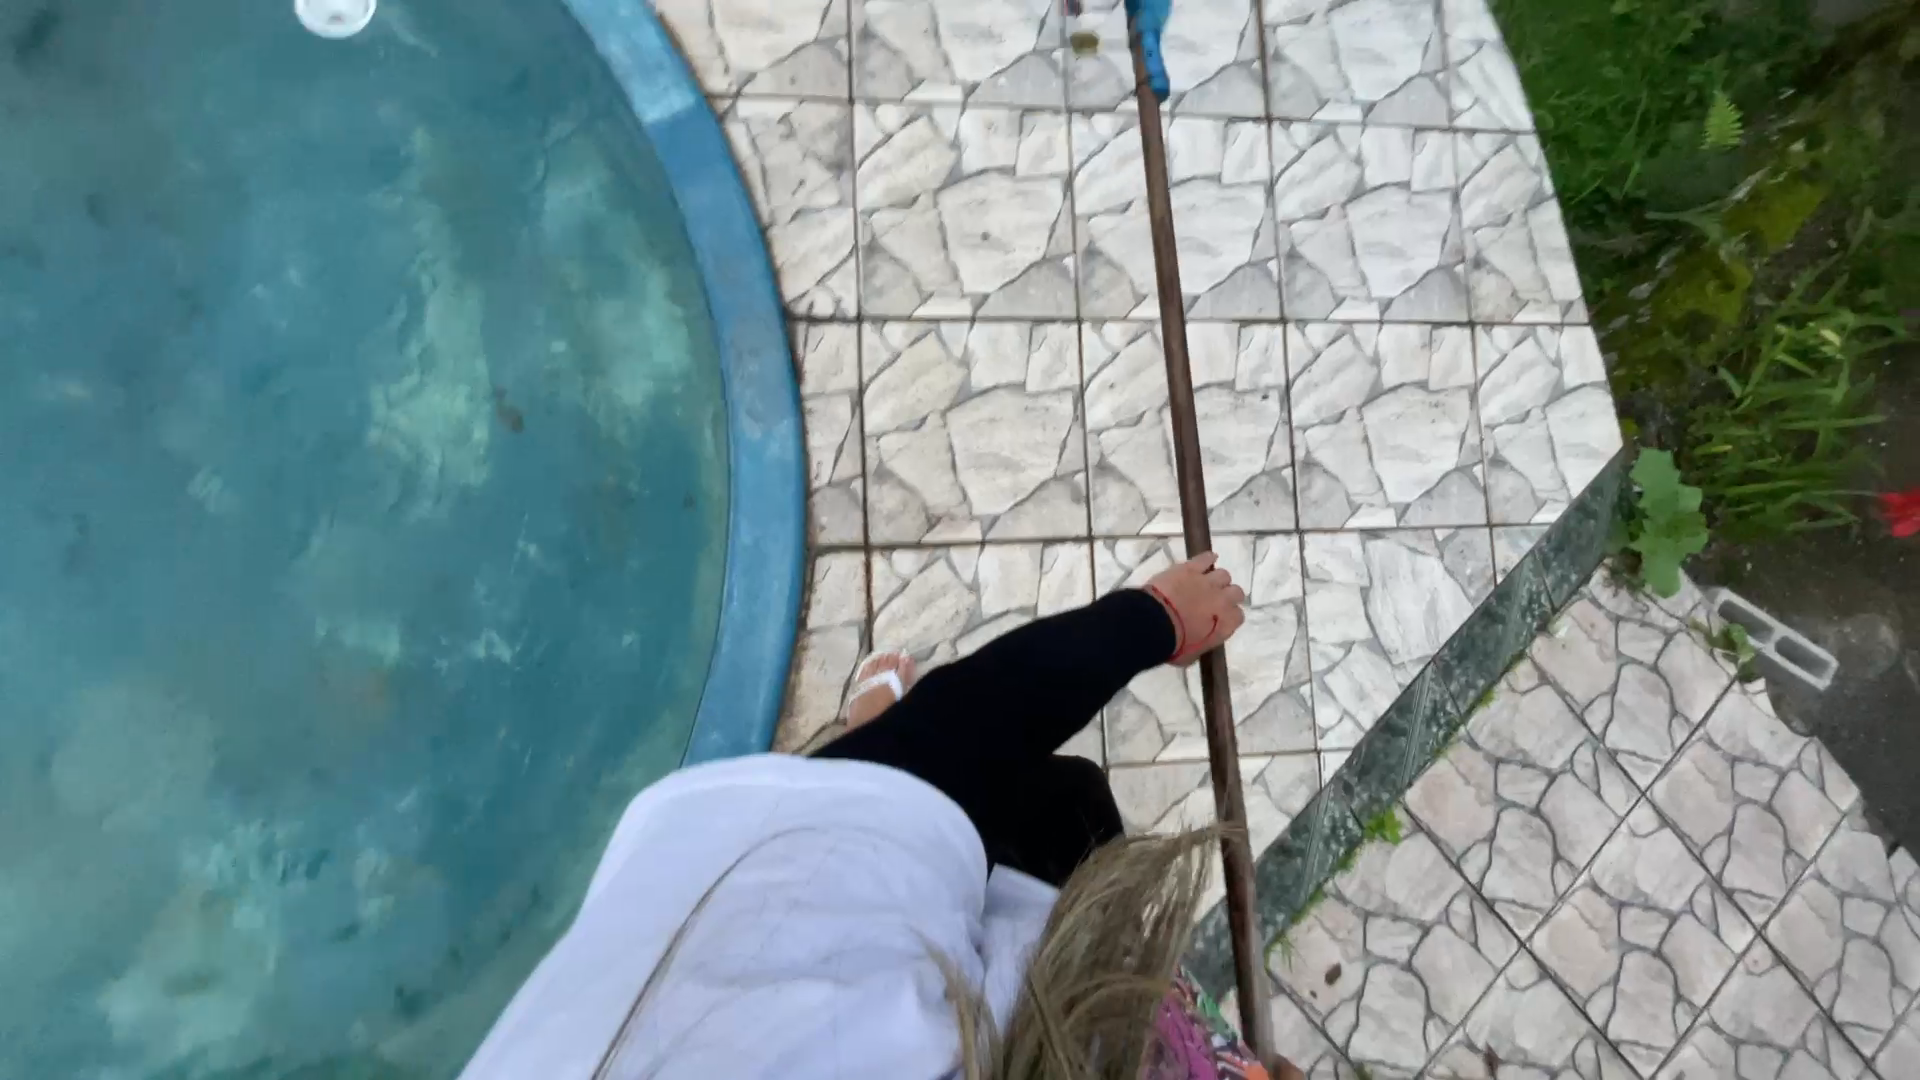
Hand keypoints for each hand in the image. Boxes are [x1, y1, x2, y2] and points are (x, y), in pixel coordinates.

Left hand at [1143, 552, 1246, 665]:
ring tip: (1207, 582)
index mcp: (1225, 624)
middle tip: (1214, 599)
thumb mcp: (1191, 655)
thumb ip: (1203, 643)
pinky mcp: (1190, 568)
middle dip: (1227, 596)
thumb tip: (1201, 639)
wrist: (1152, 624)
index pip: (1238, 616)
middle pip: (1236, 592)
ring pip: (1223, 575)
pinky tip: (1208, 559)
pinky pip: (1206, 558)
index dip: (1229, 616)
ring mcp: (1207, 582)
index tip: (1219, 617)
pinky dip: (1208, 558)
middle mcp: (1222, 600)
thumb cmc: (1171, 645)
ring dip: (1217, 579)